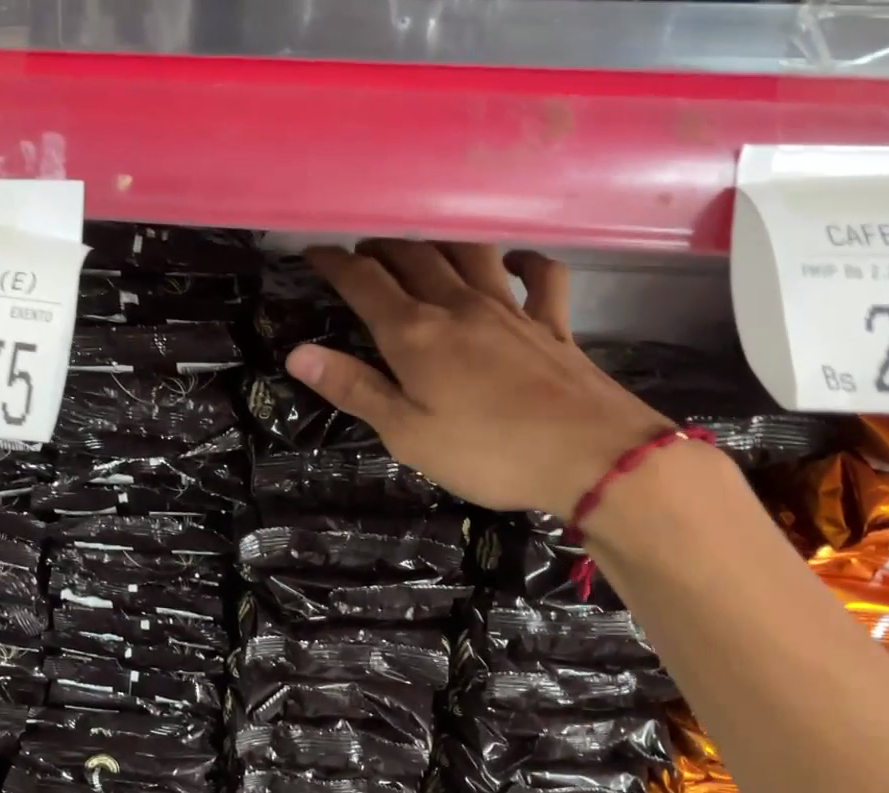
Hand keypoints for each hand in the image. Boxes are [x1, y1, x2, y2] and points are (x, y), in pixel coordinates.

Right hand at [287, 241, 673, 518]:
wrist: (590, 455)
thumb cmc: (486, 453)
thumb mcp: (406, 433)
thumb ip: (354, 389)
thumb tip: (298, 353)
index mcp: (416, 334)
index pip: (364, 283)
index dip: (334, 264)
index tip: (313, 253)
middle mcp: (459, 307)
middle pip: (413, 257)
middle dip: (380, 248)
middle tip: (360, 252)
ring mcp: (511, 310)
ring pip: (467, 254)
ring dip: (436, 242)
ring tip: (418, 246)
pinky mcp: (552, 323)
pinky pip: (539, 275)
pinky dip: (522, 260)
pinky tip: (511, 261)